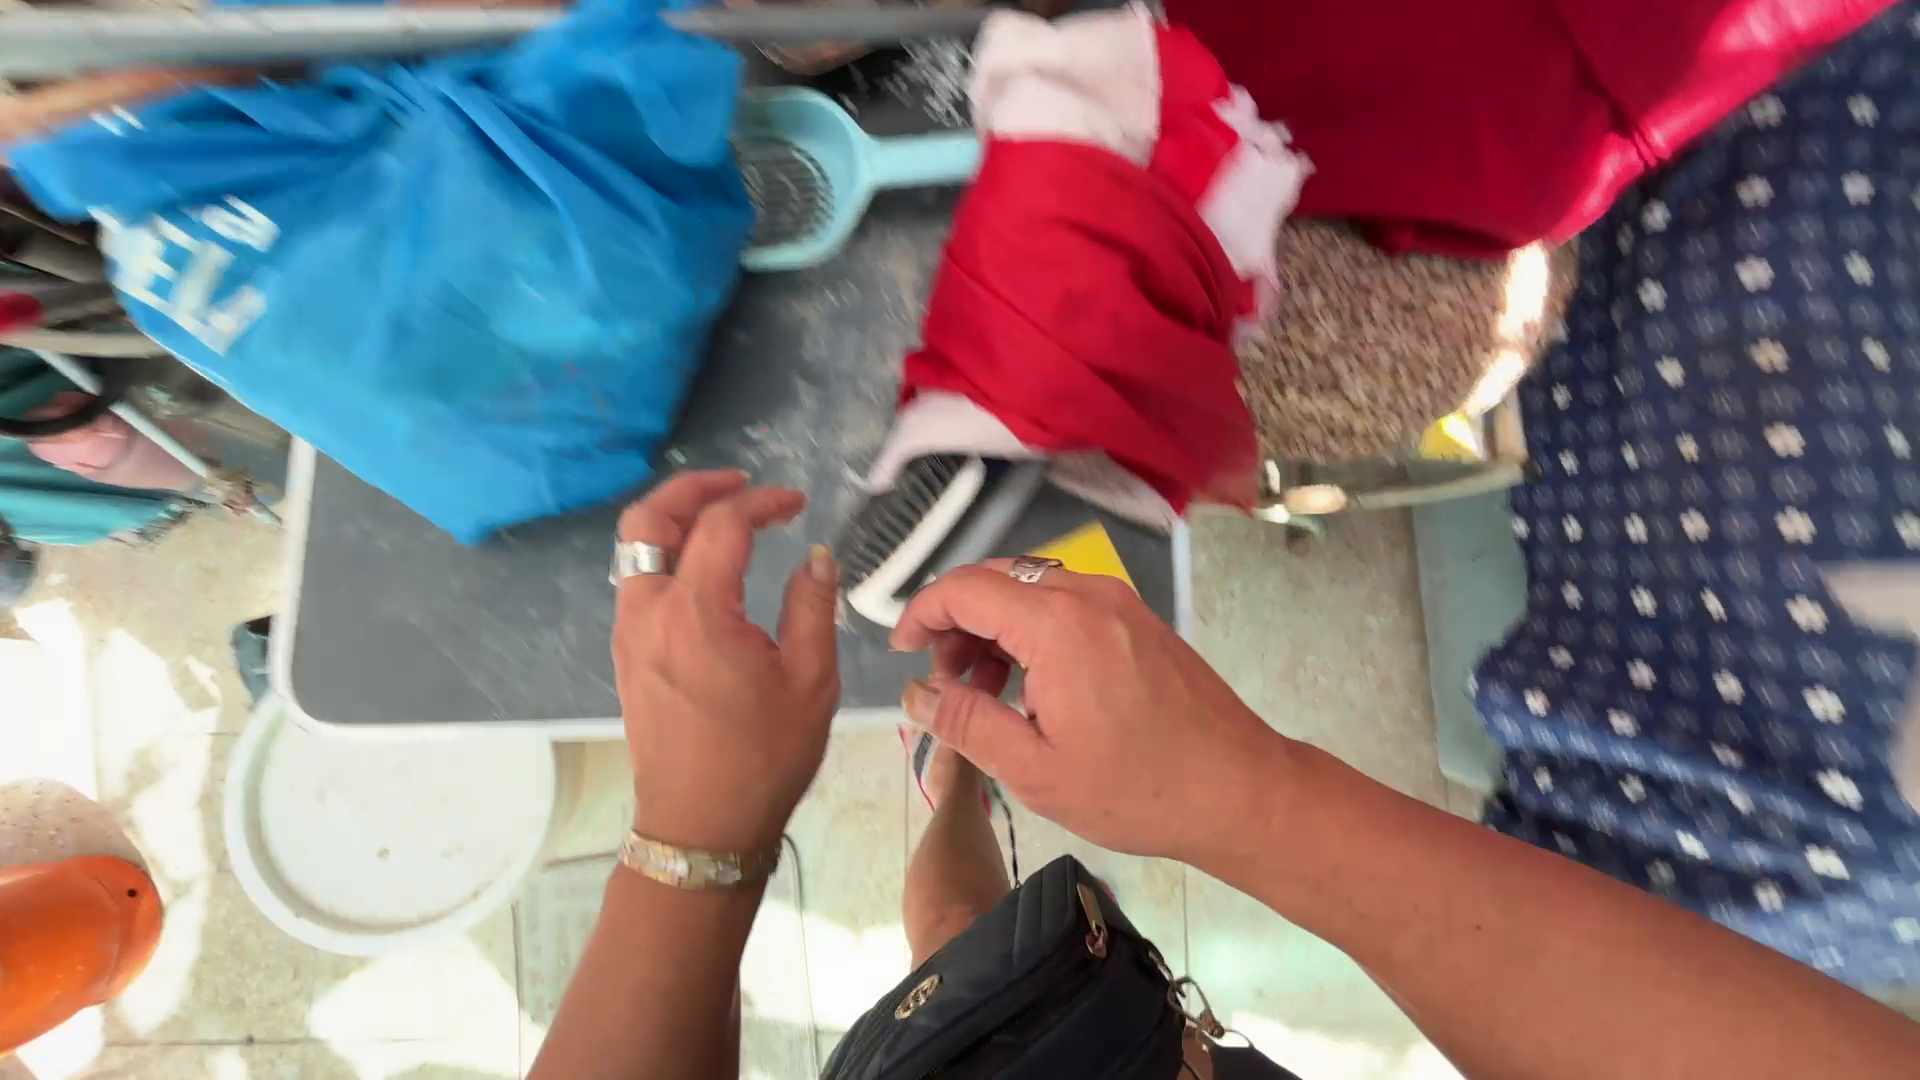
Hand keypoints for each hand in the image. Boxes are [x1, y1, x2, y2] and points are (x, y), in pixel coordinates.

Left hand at [613, 470, 839, 855]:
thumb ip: (813, 606)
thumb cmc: (764, 756)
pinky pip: (638, 581)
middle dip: (695, 489)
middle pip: (649, 520)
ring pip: (635, 549)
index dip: (763, 502)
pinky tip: (707, 570)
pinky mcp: (627, 655)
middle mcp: (649, 613)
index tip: (798, 505)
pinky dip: (668, 555)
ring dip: (677, 520)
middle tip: (741, 485)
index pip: (722, 525)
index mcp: (698, 614)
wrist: (701, 827)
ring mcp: (629, 634)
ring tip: (726, 521)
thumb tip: (816, 556)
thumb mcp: (811, 680)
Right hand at [890, 561, 1287, 862]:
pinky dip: (1029, 629)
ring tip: (984, 689)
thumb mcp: (1035, 769)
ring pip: (1028, 589)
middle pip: (994, 579)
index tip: (901, 651)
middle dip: (955, 622)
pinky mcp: (1133, 616)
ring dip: (992, 627)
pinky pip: (1062, 602)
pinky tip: (1029, 682)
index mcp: (1057, 624)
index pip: (964, 588)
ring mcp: (1116, 600)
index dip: (921, 613)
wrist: (1239, 789)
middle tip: (944, 680)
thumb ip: (966, 722)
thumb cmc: (1136, 789)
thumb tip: (916, 695)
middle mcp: (1086, 594)